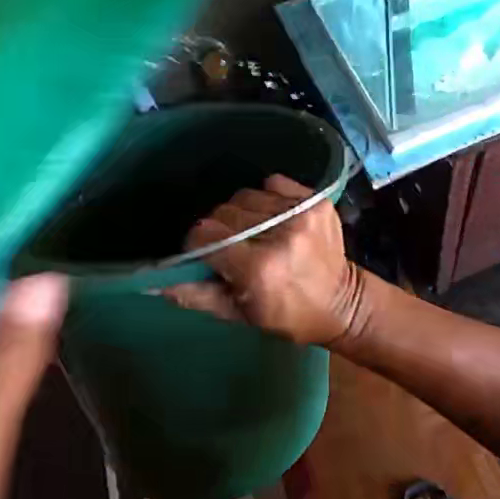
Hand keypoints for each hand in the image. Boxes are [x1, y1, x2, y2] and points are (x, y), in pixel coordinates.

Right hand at [163, 174, 366, 347]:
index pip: (204, 235)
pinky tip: (274, 219)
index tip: (206, 256)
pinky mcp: (316, 200)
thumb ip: (196, 294)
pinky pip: (273, 182)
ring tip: (255, 234)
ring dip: (242, 213)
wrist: (344, 304)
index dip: (198, 245)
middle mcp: (279, 233)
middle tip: (233, 249)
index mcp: (258, 268)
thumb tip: (155, 281)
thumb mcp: (239, 314)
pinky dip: (267, 197)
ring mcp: (301, 212)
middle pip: (223, 212)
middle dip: (220, 230)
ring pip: (244, 196)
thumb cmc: (287, 316)